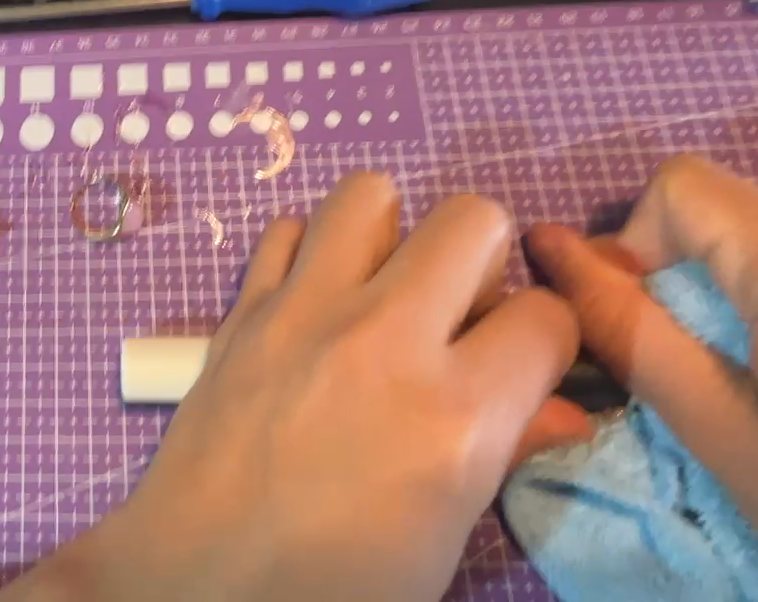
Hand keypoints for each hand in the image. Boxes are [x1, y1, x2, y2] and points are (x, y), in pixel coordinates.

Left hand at [0, 173, 592, 601]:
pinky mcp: (243, 303)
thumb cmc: (335, 580)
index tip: (523, 354)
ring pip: (367, 194)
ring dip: (389, 230)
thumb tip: (556, 405)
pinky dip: (306, 252)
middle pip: (468, 218)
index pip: (545, 317)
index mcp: (455, 416)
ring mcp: (304, 308)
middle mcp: (384, 337)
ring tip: (380, 282)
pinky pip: (284, 230)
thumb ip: (504, 450)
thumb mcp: (444, 535)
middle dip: (482, 254)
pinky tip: (308, 296)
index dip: (547, 335)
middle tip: (455, 303)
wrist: (202, 576)